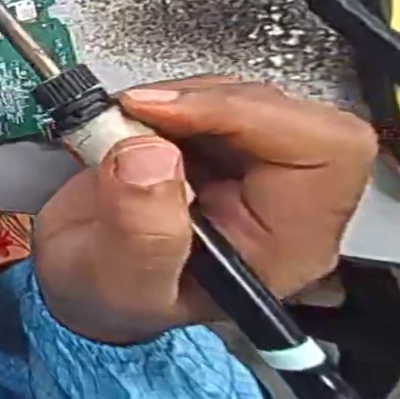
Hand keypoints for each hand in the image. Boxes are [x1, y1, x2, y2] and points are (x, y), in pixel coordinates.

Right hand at [31, 77, 377, 344]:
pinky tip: (118, 126)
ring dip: (173, 100)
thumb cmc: (107, 298)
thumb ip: (139, 229)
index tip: (158, 112)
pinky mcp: (207, 152)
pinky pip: (203, 103)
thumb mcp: (119, 280)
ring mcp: (243, 173)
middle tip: (130, 112)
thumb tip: (147, 155)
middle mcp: (280, 201)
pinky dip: (153, 104)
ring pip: (245, 101)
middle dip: (203, 103)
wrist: (77, 288)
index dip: (246, 117)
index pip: (321, 151)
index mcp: (285, 242)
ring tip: (115, 128)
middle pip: (288, 116)